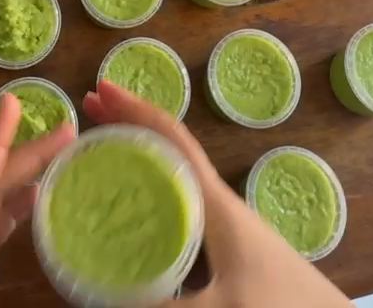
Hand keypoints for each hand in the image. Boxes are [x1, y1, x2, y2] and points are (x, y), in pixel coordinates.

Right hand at [82, 82, 351, 307]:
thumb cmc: (282, 305)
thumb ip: (160, 305)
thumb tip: (102, 299)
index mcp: (215, 201)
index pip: (172, 137)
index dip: (136, 109)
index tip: (102, 88)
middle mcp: (217, 203)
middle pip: (167, 149)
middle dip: (129, 125)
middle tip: (90, 115)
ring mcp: (223, 227)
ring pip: (172, 179)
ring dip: (140, 159)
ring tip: (103, 157)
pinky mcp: (228, 254)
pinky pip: (179, 209)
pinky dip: (152, 194)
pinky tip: (135, 217)